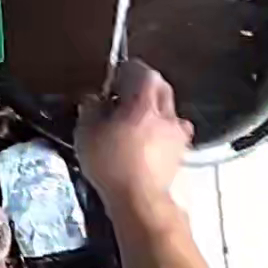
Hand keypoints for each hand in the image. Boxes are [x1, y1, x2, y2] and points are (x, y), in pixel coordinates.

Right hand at [75, 59, 193, 227]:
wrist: (139, 199)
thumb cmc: (110, 162)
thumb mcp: (86, 132)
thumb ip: (90, 109)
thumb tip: (94, 98)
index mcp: (143, 104)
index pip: (144, 72)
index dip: (128, 69)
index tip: (115, 73)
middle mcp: (166, 114)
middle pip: (160, 87)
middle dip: (144, 84)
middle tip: (123, 91)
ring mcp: (177, 133)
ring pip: (168, 108)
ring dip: (153, 106)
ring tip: (135, 116)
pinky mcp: (180, 151)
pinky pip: (172, 129)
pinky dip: (160, 126)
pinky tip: (147, 137)